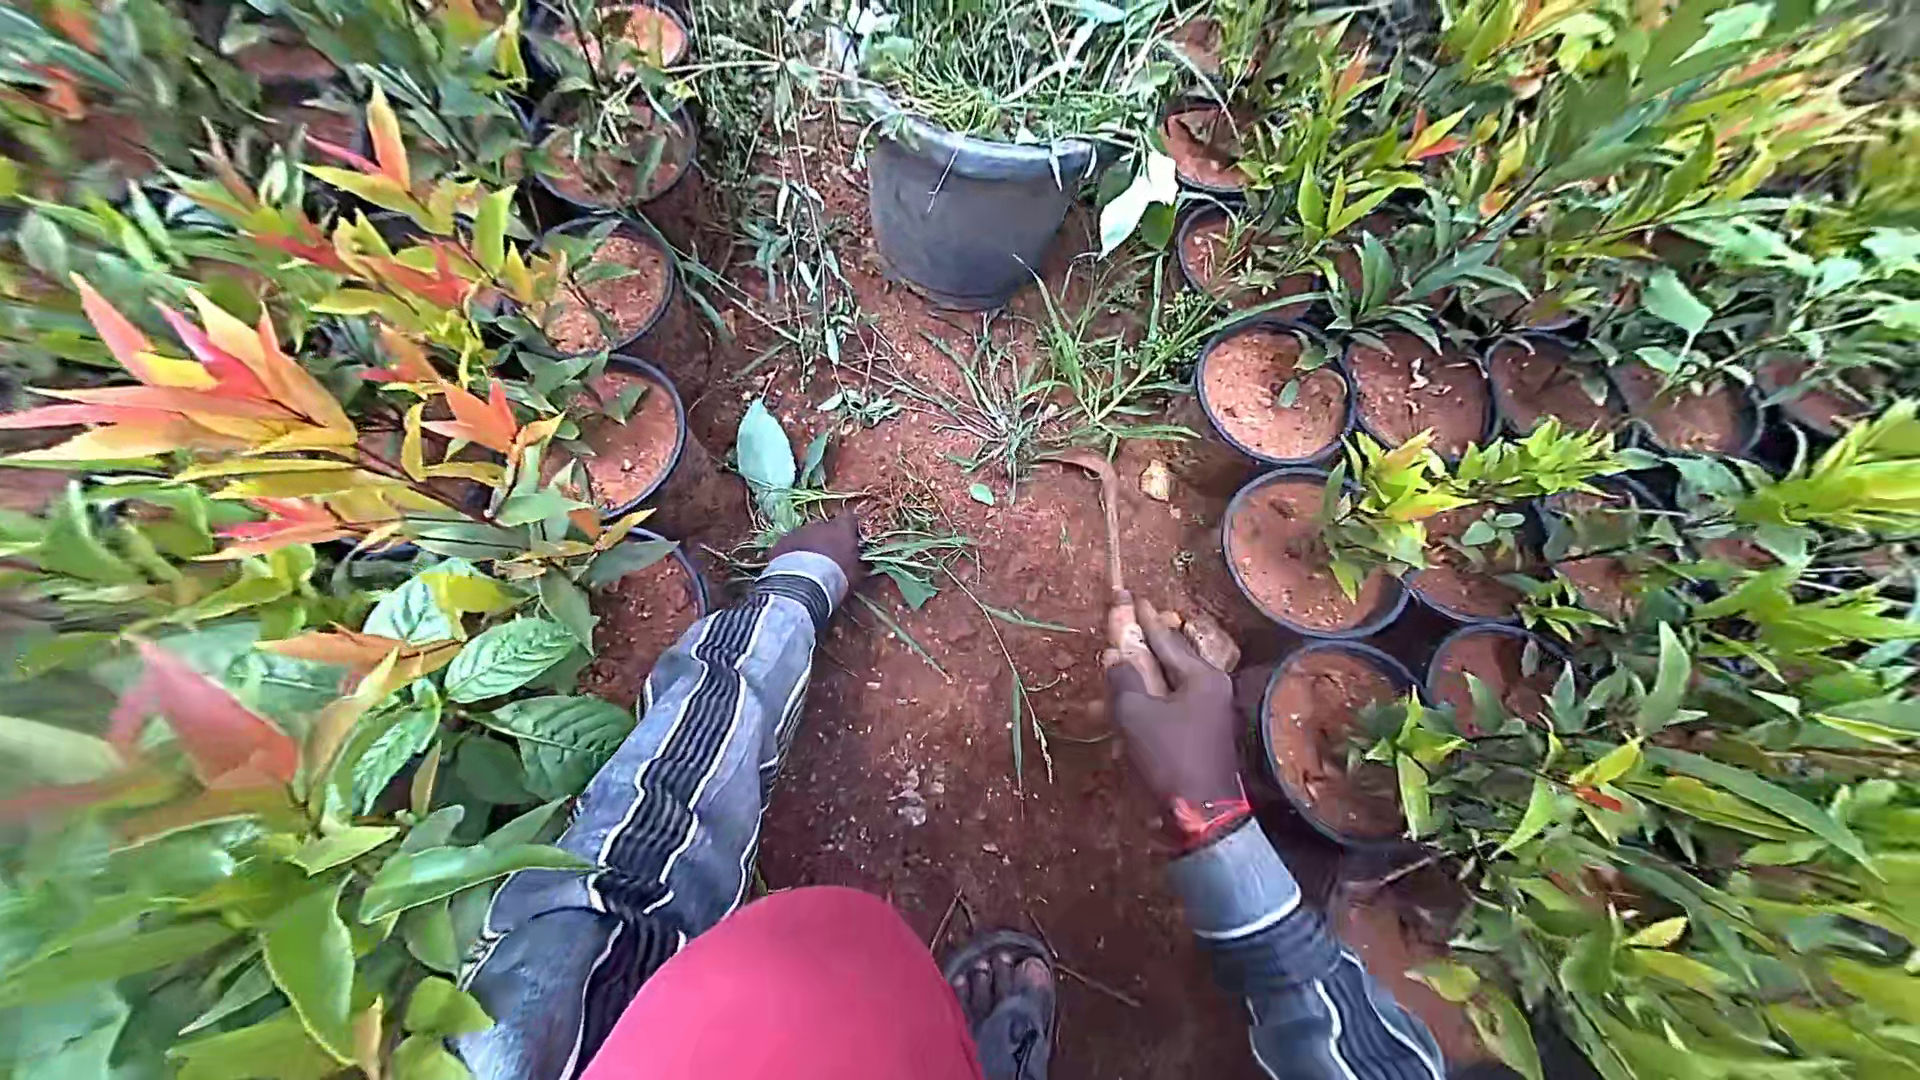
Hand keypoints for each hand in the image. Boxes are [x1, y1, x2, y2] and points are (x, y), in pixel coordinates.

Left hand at [768, 512, 862, 586]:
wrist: (803, 585)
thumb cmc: (836, 578)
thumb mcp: (855, 575)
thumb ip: (857, 565)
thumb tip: (862, 566)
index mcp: (841, 530)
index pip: (848, 518)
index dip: (848, 526)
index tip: (849, 536)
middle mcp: (820, 525)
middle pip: (824, 527)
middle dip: (825, 539)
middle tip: (826, 558)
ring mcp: (798, 532)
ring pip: (804, 536)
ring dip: (807, 546)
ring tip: (807, 567)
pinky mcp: (781, 543)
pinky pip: (788, 545)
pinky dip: (790, 553)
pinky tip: (791, 569)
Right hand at [1106, 597, 1242, 809]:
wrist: (1203, 818)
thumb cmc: (1169, 758)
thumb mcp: (1135, 714)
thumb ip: (1122, 679)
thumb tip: (1114, 656)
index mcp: (1201, 678)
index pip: (1166, 639)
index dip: (1144, 619)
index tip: (1133, 597)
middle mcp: (1210, 689)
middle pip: (1167, 660)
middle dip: (1138, 652)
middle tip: (1120, 633)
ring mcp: (1208, 714)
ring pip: (1164, 687)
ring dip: (1136, 685)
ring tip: (1110, 681)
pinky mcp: (1200, 735)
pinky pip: (1167, 708)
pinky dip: (1145, 707)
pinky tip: (1122, 714)